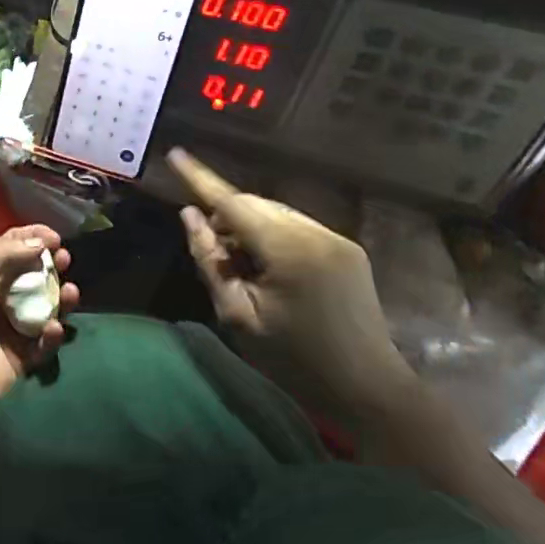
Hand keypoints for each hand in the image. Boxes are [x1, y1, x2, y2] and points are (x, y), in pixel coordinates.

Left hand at [0, 225, 79, 424]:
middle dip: (50, 265)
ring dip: (60, 297)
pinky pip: (45, 342)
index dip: (32, 239)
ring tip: (70, 291)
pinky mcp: (23, 360)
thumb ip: (0, 257)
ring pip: (46, 307)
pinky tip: (53, 328)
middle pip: (32, 276)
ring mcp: (12, 330)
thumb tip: (39, 240)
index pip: (10, 250)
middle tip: (64, 259)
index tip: (54, 237)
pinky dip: (53, 333)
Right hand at [167, 147, 414, 415]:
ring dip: (248, 226)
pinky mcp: (348, 249)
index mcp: (288, 249)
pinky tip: (268, 267)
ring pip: (274, 213)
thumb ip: (210, 260)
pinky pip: (295, 226)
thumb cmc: (294, 360)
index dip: (200, 178)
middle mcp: (315, 233)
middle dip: (225, 216)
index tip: (176, 153)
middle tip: (211, 251)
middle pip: (254, 205)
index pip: (233, 202)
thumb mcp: (238, 316)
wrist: (368, 390)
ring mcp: (336, 239)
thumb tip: (190, 215)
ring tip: (240, 266)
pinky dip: (271, 235)